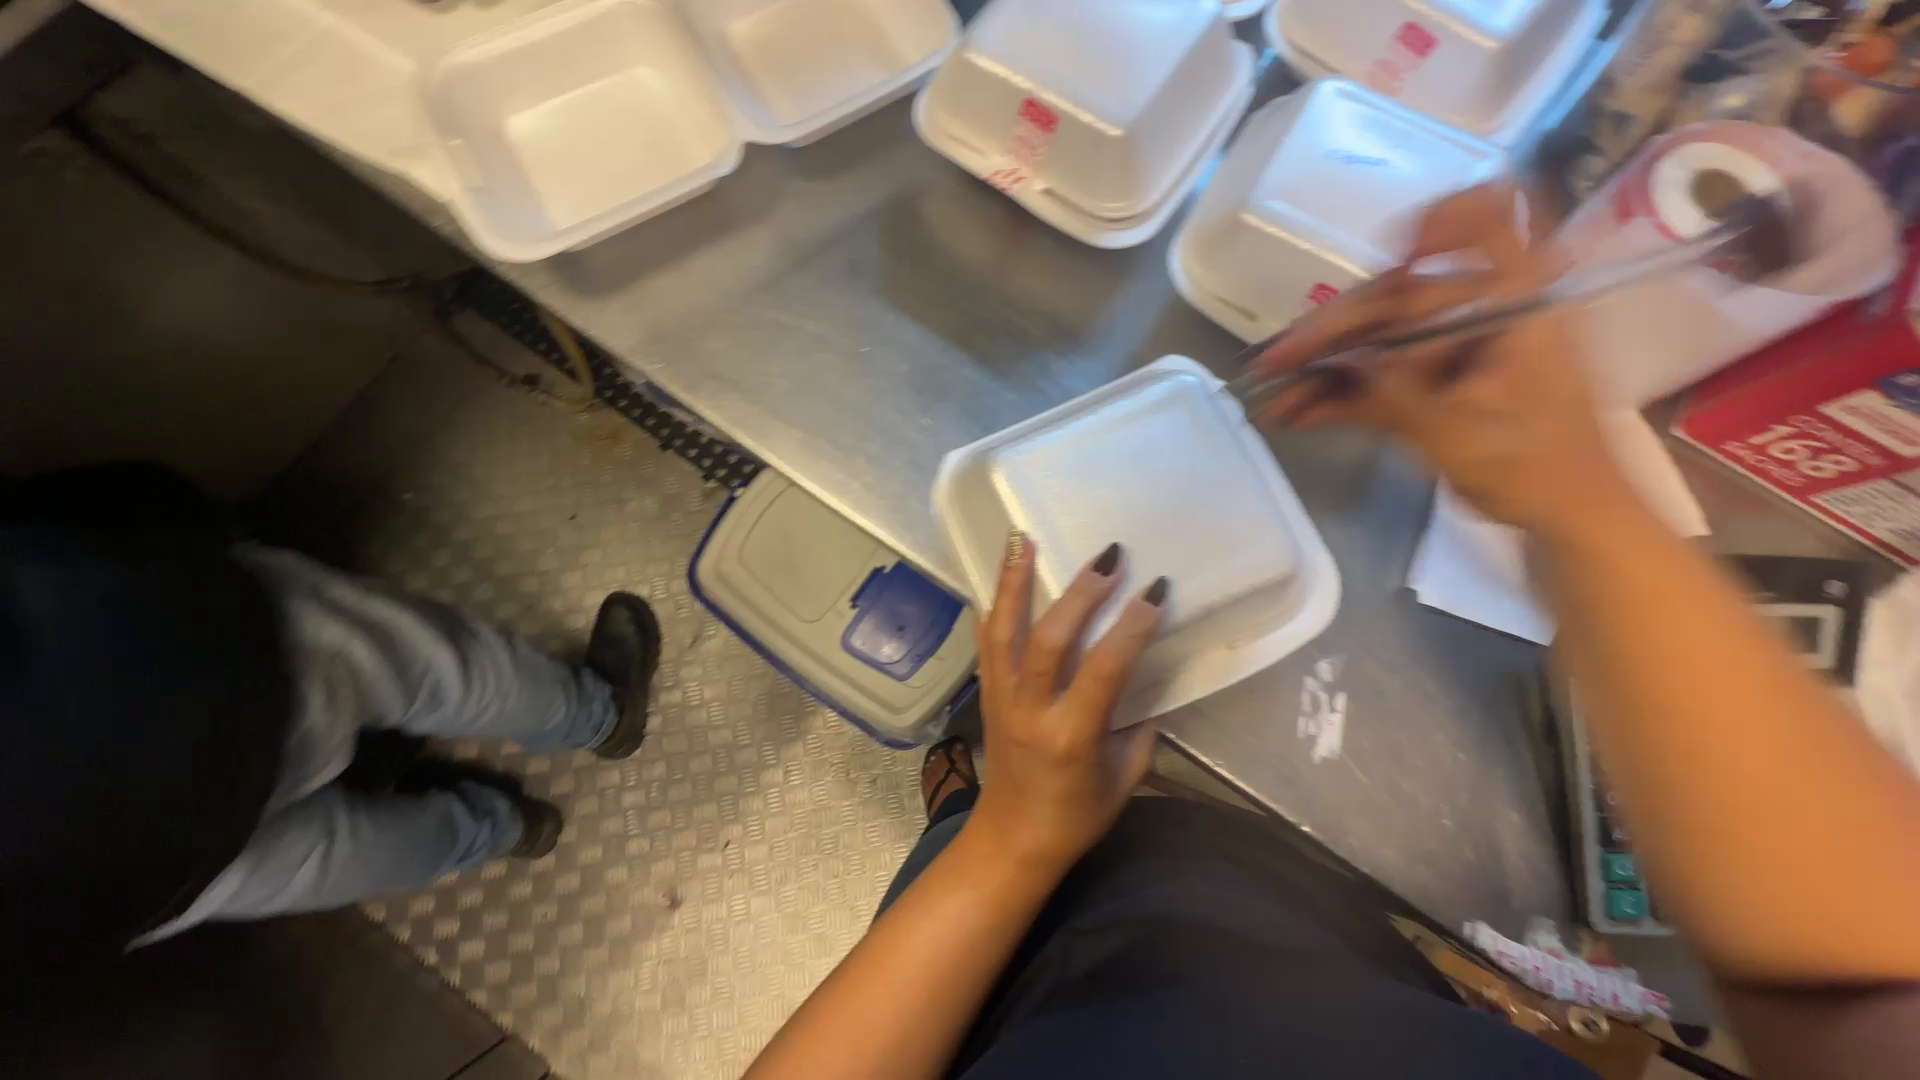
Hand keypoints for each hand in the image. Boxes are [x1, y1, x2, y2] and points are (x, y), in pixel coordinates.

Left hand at [967, 534, 1167, 872]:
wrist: (1011, 840)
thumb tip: (1144, 686)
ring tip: (1023, 539)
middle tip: (1108, 558)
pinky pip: (987, 643)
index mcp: (1071, 737)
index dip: (1132, 628)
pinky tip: (998, 578)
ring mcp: (1001, 699)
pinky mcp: (986, 695)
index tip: (1155, 592)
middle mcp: (1030, 710)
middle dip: (1081, 594)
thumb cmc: (1074, 818)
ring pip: (1004, 631)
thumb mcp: (1124, 781)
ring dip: (1014, 582)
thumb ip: (1138, 731)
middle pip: (1050, 640)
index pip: (1104, 670)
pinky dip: (994, 607)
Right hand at [1252, 183, 1638, 539]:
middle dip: (1329, 329)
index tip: (1393, 259)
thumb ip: (1392, 391)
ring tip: (1270, 398)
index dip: (1438, 221)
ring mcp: (1454, 347)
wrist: (1569, 513)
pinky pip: (1378, 377)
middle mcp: (1479, 311)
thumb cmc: (1537, 466)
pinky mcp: (1435, 381)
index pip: (1492, 217)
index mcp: (1512, 300)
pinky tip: (1294, 414)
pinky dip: (1337, 395)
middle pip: (1395, 296)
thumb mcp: (1458, 430)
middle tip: (1273, 363)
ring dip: (1321, 368)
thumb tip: (1333, 362)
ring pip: (1374, 340)